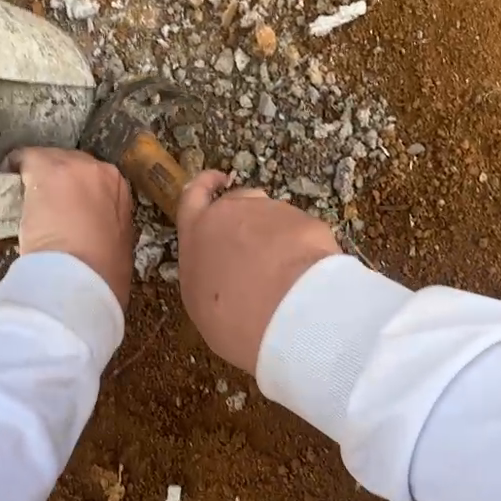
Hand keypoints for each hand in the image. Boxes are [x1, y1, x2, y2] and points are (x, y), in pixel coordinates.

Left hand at [5, 148, 134, 307]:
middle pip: (72, 165)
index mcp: (120, 189)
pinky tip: (5, 178)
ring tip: (24, 196)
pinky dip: (14, 165)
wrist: (80, 277)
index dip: (78, 193)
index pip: (95, 180)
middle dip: (59, 182)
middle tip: (44, 204)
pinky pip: (25, 158)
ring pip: (50, 160)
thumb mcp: (118, 247)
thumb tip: (97, 233)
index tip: (65, 208)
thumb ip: (108, 229)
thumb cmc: (103, 272)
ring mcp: (72, 167)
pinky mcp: (44, 168)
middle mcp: (99, 171)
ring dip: (38, 176)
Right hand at [175, 170, 340, 372]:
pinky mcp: (306, 220)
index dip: (205, 184)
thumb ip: (208, 276)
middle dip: (244, 218)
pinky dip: (302, 247)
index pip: (194, 195)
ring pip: (272, 215)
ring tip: (283, 272)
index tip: (216, 179)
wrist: (288, 314)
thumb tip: (222, 278)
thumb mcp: (203, 306)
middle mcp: (231, 213)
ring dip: (275, 235)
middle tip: (253, 250)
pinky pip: (301, 230)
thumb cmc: (234, 320)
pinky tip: (307, 276)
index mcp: (196, 233)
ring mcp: (272, 212)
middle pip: (237, 201)